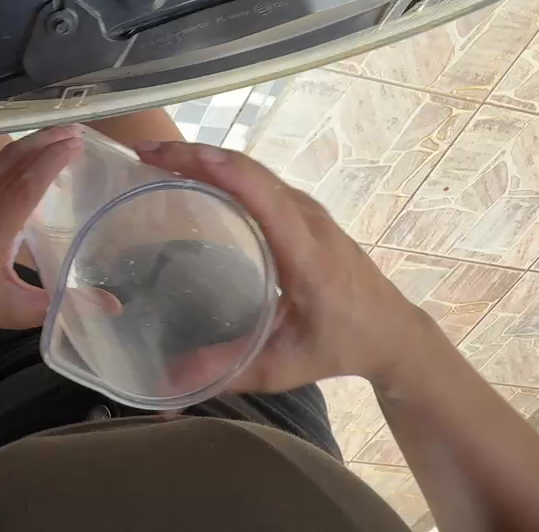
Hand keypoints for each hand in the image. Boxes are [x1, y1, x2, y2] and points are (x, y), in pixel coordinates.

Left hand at [0, 126, 83, 334]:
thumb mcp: (14, 310)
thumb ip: (63, 302)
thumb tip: (115, 304)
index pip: (24, 189)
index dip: (51, 162)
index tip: (74, 144)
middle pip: (9, 161)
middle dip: (43, 141)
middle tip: (68, 132)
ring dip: (8, 172)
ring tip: (11, 195)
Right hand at [136, 141, 436, 392]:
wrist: (395, 331)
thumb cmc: (340, 346)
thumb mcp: (286, 365)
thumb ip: (230, 371)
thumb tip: (169, 386)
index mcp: (306, 253)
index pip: (260, 194)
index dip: (214, 168)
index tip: (166, 158)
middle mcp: (307, 218)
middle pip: (248, 169)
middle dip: (193, 153)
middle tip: (143, 152)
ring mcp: (306, 207)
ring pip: (251, 166)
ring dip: (203, 154)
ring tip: (156, 156)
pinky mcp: (300, 206)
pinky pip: (256, 175)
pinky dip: (218, 164)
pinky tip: (189, 170)